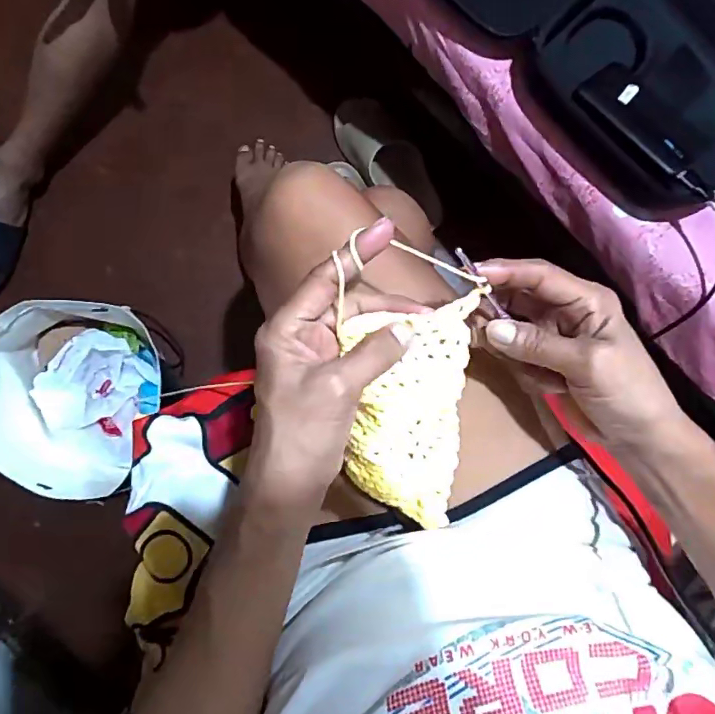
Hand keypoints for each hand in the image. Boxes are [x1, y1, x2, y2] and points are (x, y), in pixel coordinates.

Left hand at [247, 218, 425, 512]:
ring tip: (423, 326)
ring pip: (356, 324)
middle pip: (346, 301)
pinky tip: (406, 344)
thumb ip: (374, 353)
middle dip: (385, 302)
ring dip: (387, 323)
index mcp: (288, 328)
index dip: (356, 253)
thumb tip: (409, 329)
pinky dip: (382, 344)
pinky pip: (359, 346)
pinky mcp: (329, 373)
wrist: (289, 484)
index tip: (385, 229)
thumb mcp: (338, 388)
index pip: (325, 278)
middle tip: (425, 311)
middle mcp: (300, 334)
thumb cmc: (303, 434)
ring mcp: (315, 354)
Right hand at [476, 259, 691, 453]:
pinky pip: (516, 356)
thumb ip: (537, 345)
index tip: (472, 273)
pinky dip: (523, 370)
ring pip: (511, 329)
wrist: (641, 437)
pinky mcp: (545, 361)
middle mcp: (566, 312)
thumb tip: (491, 329)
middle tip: (470, 324)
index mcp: (586, 300)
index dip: (506, 272)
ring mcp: (553, 337)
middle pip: (518, 299)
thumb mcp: (586, 364)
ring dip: (513, 351)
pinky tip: (549, 387)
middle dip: (497, 312)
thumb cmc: (627, 392)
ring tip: (539, 374)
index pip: (539, 276)